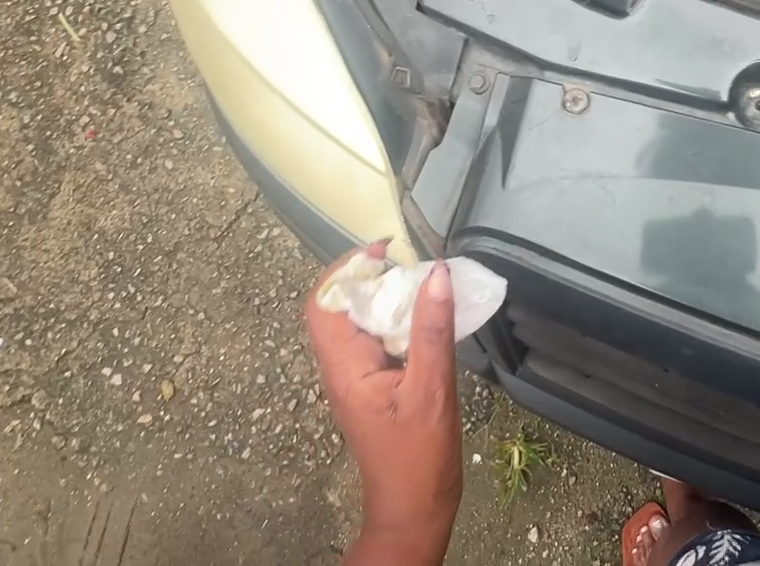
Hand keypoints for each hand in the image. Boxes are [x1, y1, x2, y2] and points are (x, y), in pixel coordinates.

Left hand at [305, 243, 462, 562]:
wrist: (415, 510)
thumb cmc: (419, 457)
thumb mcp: (432, 389)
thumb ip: (433, 330)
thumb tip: (436, 273)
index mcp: (346, 368)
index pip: (323, 303)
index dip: (346, 268)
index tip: (385, 249)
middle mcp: (344, 368)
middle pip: (340, 306)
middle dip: (371, 275)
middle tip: (412, 261)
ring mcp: (358, 376)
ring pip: (361, 320)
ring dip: (387, 294)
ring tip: (424, 280)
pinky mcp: (376, 383)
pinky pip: (379, 336)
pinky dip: (400, 317)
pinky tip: (429, 314)